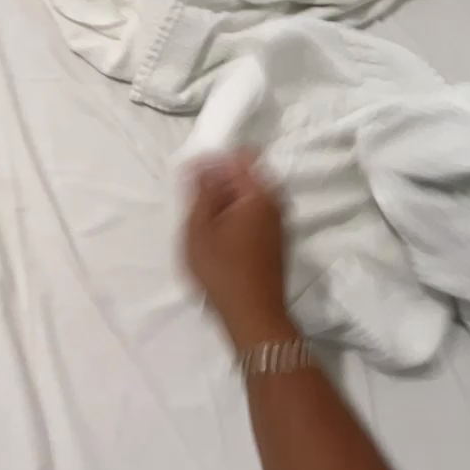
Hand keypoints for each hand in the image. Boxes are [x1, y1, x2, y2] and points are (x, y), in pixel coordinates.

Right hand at [184, 150, 295, 349]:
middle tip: (194, 203)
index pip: (240, 156)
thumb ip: (201, 191)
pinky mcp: (276, 240)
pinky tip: (218, 237)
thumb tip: (202, 164)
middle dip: (218, 181)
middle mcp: (276, 202)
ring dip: (225, 201)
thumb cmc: (221, 270)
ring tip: (202, 222)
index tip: (190, 177)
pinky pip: (254, 214)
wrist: (253, 313)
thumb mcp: (199, 228)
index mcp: (259, 193)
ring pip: (250, 196)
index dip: (213, 160)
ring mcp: (279, 222)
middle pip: (247, 175)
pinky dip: (235, 216)